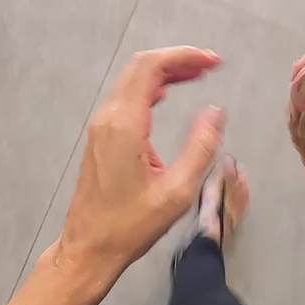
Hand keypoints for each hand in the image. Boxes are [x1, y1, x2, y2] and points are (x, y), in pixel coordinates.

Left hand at [42, 47, 226, 304]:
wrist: (88, 249)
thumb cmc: (131, 225)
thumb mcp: (176, 192)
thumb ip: (200, 148)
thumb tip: (216, 111)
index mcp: (125, 124)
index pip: (151, 67)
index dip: (184, 56)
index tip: (214, 61)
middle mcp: (109, 116)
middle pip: (140, 66)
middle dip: (176, 59)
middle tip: (210, 65)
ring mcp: (101, 124)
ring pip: (132, 79)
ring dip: (164, 71)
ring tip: (197, 75)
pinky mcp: (100, 135)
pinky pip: (126, 96)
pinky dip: (150, 87)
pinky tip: (168, 94)